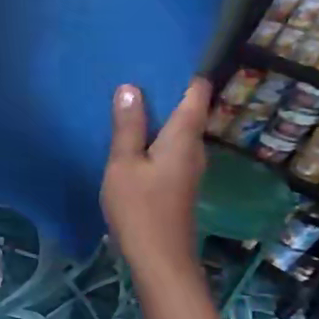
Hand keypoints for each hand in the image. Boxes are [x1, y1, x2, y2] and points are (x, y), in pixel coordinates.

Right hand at [103, 78, 209, 283]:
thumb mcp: (123, 164)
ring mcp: (188, 167)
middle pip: (186, 110)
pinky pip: (168, 150)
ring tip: (126, 109)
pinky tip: (130, 145)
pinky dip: (152, 140)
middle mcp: (194, 147)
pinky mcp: (178, 183)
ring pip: (175, 132)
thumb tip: (129, 87)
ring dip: (155, 120)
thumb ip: (127, 127)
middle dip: (163, 95)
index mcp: (184, 136)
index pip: (195, 91)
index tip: (156, 62)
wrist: (158, 255)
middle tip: (131, 82)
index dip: (181, 74)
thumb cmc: (139, 207)